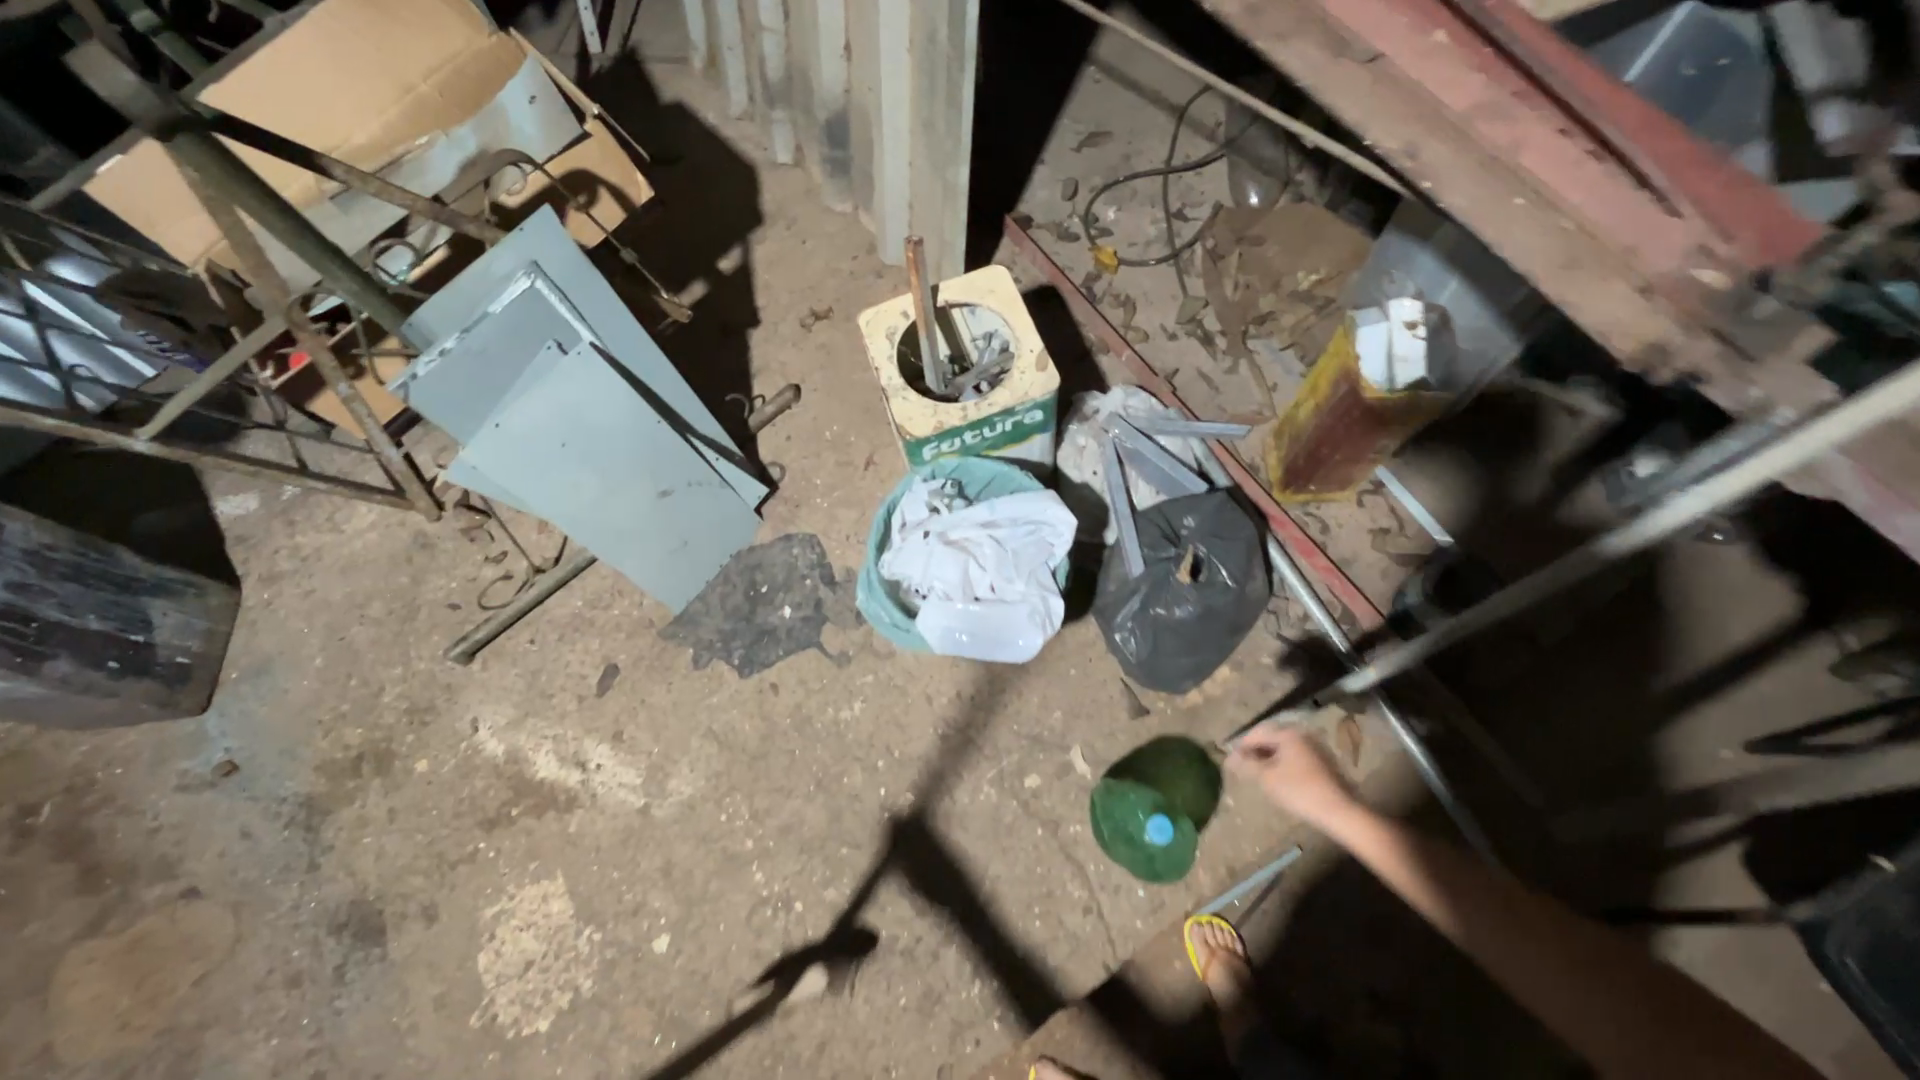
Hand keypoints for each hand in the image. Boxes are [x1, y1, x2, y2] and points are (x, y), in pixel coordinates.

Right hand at [1227, 724, 1359, 830]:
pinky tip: (1278, 775)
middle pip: (1272, 736)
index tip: (1230, 760)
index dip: (1241, 745)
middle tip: (1243, 765)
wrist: (1339, 810)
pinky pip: (1296, 754)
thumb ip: (1247, 764)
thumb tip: (1231, 757)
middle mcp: (1302, 734)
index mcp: (1288, 733)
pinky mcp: (1323, 759)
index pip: (1257, 733)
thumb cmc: (1299, 791)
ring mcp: (1315, 746)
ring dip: (1269, 755)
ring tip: (1258, 772)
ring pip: (1284, 746)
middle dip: (1255, 749)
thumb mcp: (1267, 778)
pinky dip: (1283, 761)